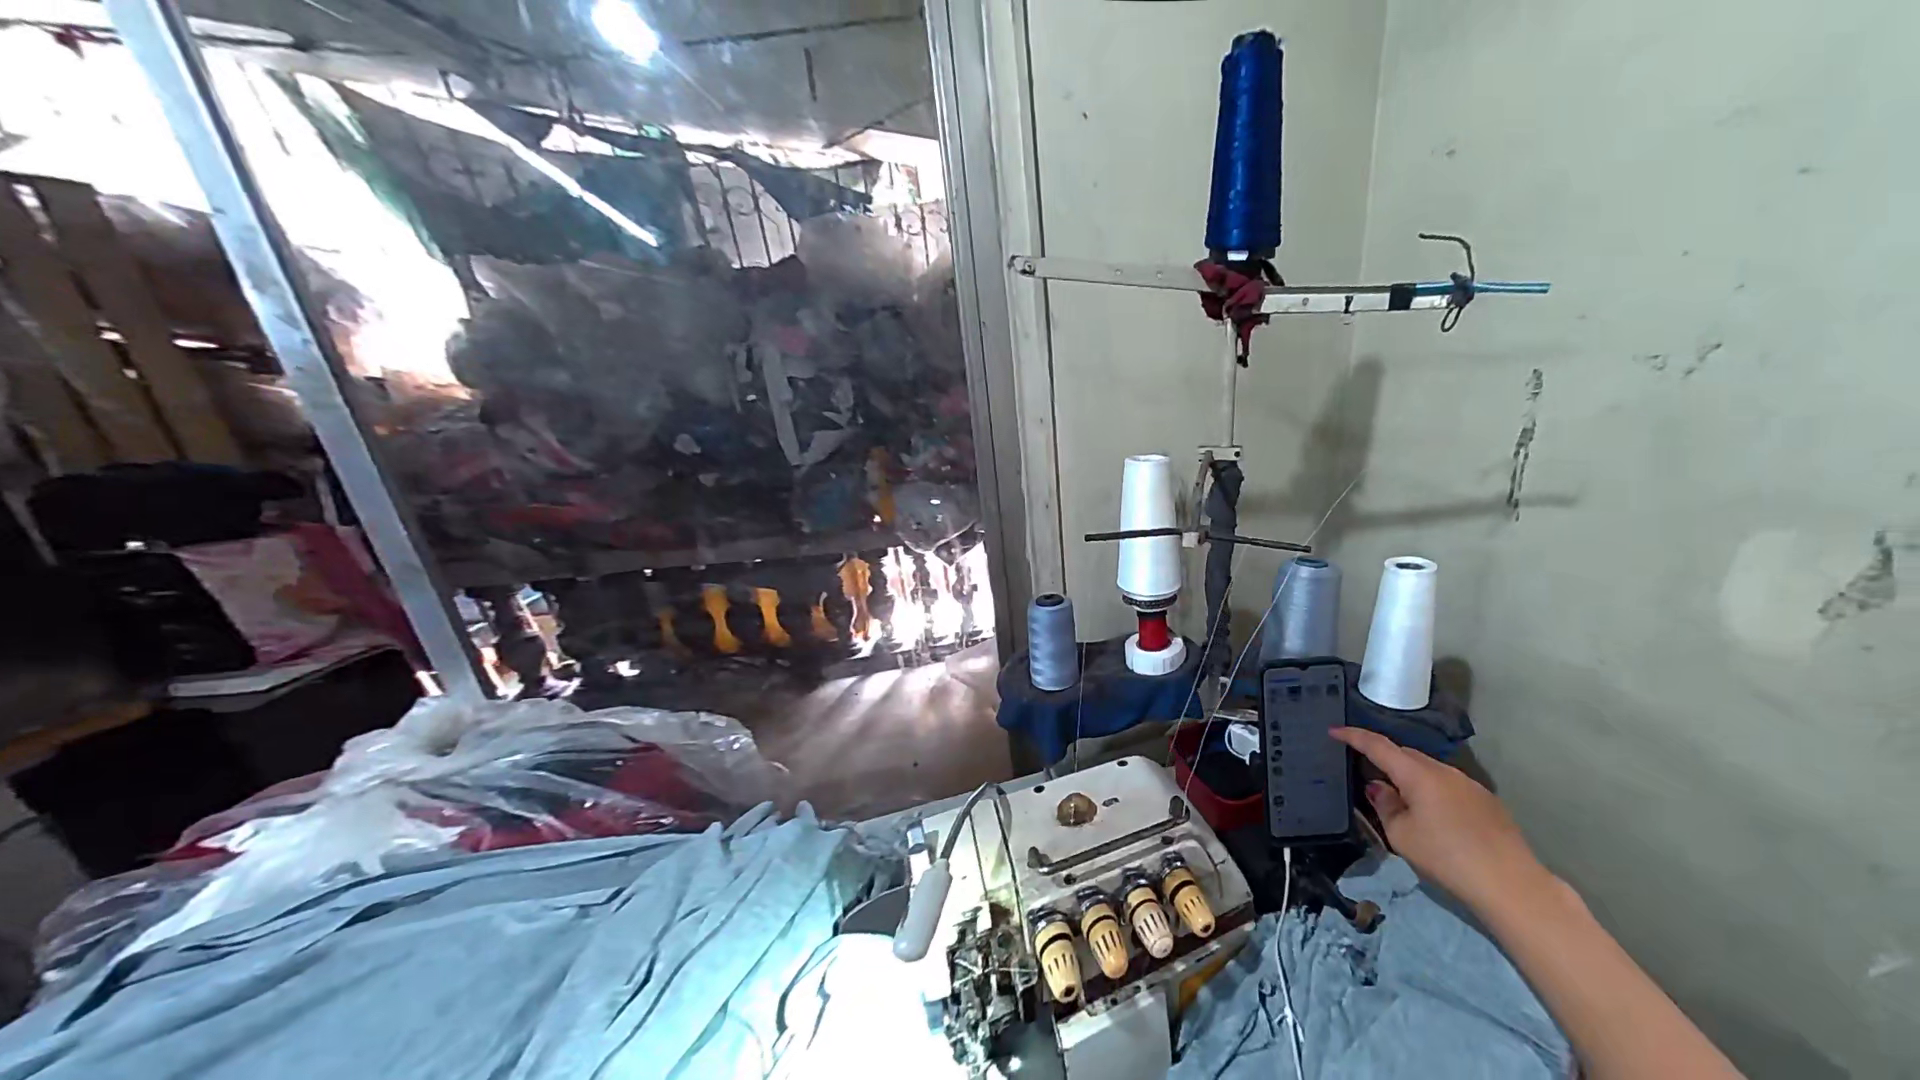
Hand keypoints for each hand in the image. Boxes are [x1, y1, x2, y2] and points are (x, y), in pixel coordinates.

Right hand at [1329, 727, 1554, 916]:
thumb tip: (1379, 787)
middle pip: (1405, 754)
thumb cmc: (1447, 857)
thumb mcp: (1401, 835)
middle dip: (1384, 758)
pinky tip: (1434, 816)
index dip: (1353, 736)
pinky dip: (1431, 790)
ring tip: (1400, 799)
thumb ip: (1384, 805)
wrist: (1512, 885)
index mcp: (1418, 774)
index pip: (1378, 745)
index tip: (1334, 731)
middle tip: (1366, 772)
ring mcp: (1469, 785)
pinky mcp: (1487, 802)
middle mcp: (1444, 771)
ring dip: (1410, 776)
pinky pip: (1448, 785)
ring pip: (1429, 770)